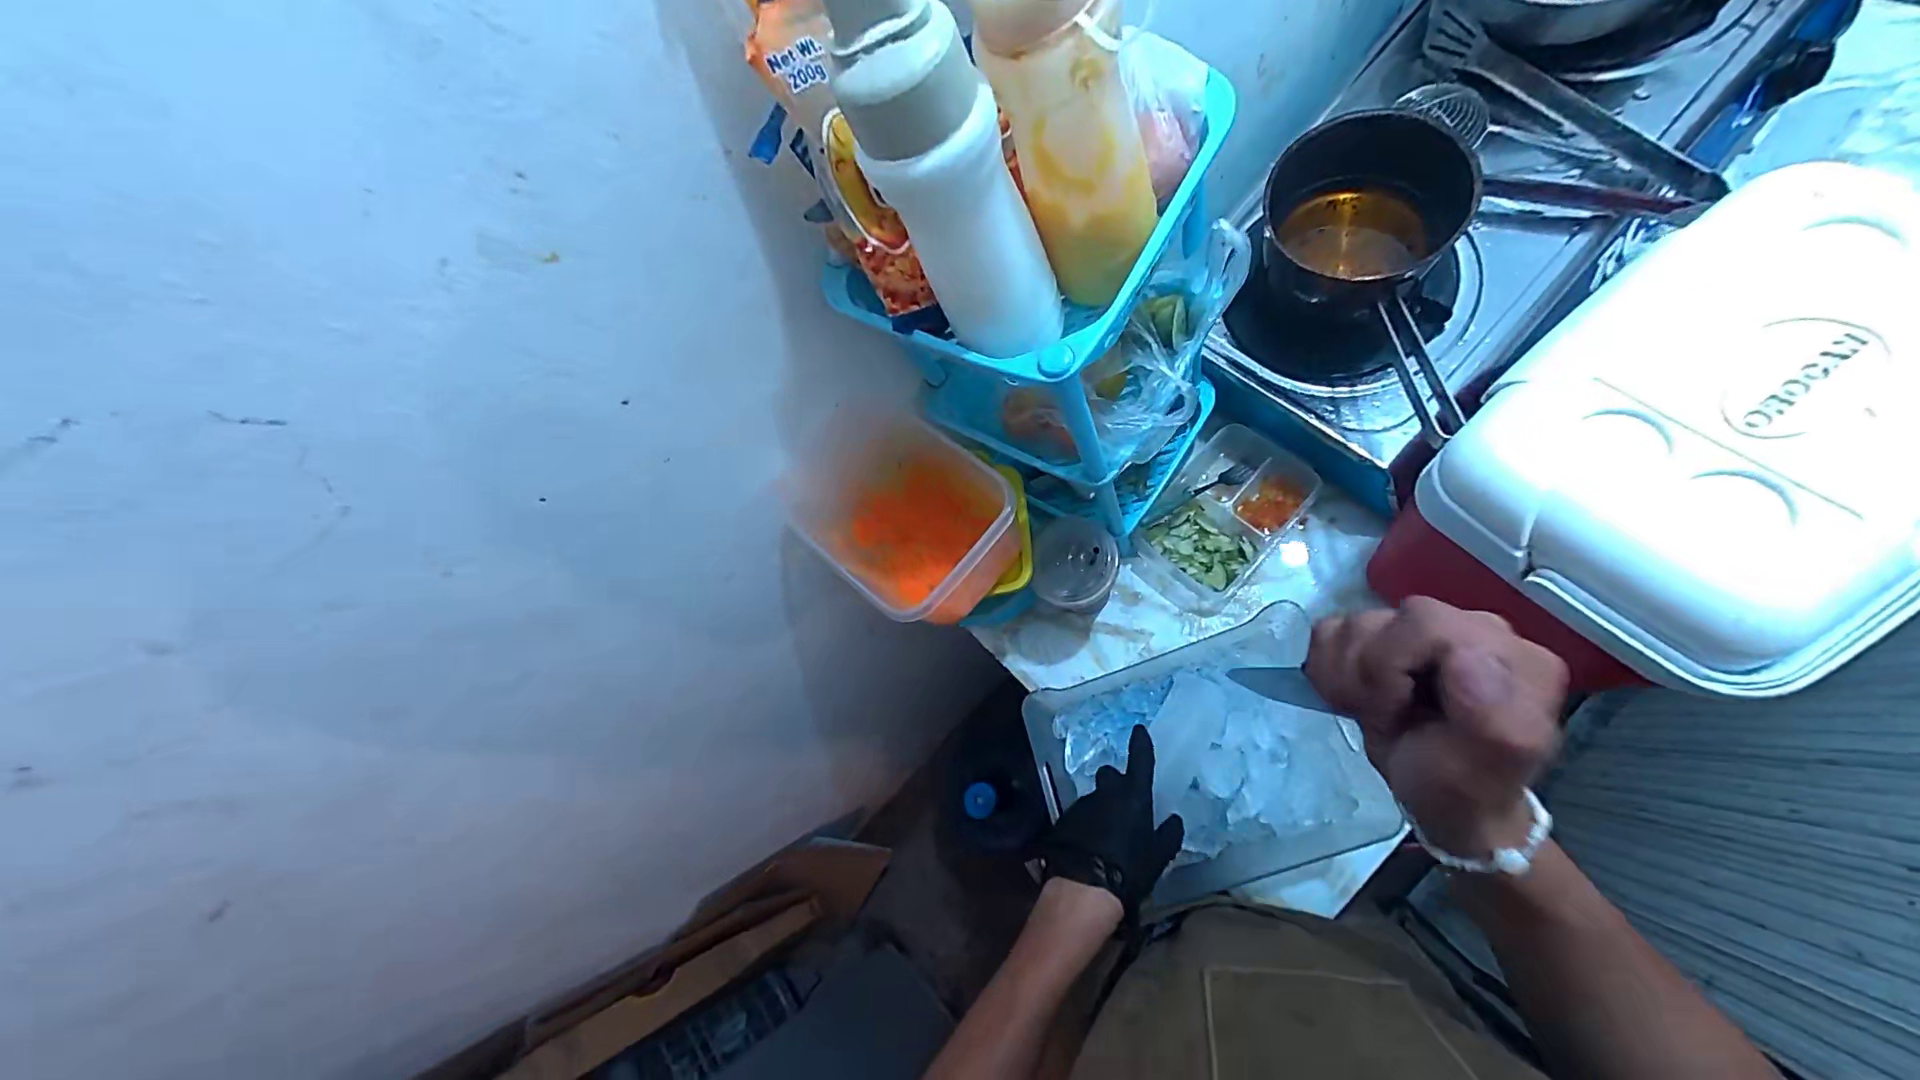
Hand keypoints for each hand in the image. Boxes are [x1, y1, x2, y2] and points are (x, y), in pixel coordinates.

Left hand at [1038, 725, 1182, 920]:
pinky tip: (1089, 842)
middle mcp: (1107, 792)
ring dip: (1101, 807)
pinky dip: (1086, 822)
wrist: (1084, 885)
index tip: (1139, 730)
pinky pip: (1080, 813)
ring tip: (1106, 833)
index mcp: (1133, 796)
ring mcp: (1083, 803)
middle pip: (1110, 775)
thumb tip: (1174, 820)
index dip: (1141, 744)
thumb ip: (1168, 835)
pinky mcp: (1064, 817)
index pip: (1140, 761)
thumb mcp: (1158, 856)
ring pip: (1095, 797)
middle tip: (1123, 802)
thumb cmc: (1129, 869)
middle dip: (1116, 782)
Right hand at [1305, 597, 1567, 857]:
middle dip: (1366, 674)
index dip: (1389, 667)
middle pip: (1384, 621)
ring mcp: (1427, 628)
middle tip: (1382, 715)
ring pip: (1352, 625)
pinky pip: (1332, 630)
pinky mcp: (1388, 631)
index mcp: (1512, 655)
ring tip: (1375, 711)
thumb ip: (1496, 718)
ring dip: (1348, 677)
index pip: (1424, 624)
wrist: (1440, 797)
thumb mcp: (1486, 769)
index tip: (1396, 714)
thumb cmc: (1462, 787)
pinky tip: (1358, 695)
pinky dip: (1331, 668)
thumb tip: (1466, 656)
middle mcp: (1474, 628)